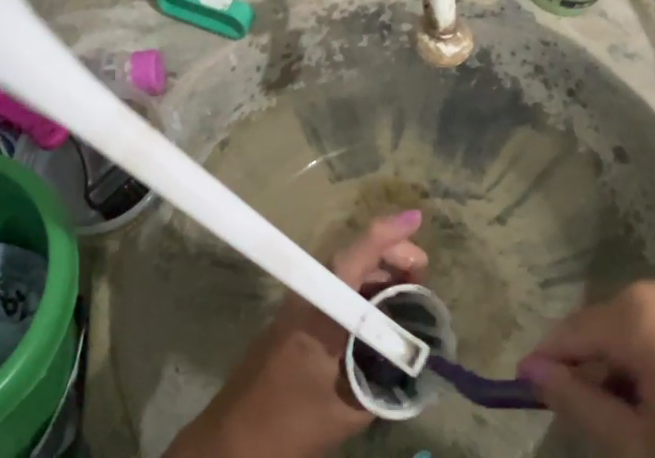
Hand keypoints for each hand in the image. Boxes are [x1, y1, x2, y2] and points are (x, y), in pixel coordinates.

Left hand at [168, 210, 427, 457]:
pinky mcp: (294, 320)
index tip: (415, 218)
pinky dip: (361, 290)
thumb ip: (385, 384)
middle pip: (349, 258)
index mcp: (319, 316)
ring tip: (411, 290)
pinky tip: (383, 311)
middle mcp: (305, 300)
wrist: (232, 440)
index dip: (384, 236)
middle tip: (422, 274)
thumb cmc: (289, 425)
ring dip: (376, 273)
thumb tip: (416, 364)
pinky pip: (333, 290)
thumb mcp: (348, 412)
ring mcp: (296, 308)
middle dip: (388, 255)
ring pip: (341, 273)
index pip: (352, 260)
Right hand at [519, 272, 654, 457]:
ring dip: (639, 371)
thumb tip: (534, 373)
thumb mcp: (642, 449)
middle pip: (611, 328)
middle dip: (599, 372)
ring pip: (652, 331)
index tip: (529, 394)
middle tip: (605, 428)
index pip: (570, 333)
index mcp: (641, 311)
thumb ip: (579, 404)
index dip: (547, 366)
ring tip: (652, 428)